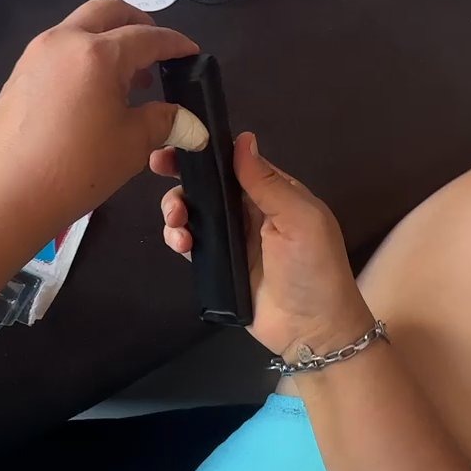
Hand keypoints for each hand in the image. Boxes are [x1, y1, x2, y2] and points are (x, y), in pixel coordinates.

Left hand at [0, 0, 197, 233]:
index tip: (192, 52)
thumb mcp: (132, 144)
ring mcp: (36, 54)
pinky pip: (61, 49)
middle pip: (109, 11)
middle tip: (157, 49)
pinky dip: (85, 56)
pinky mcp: (19, 74)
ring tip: (129, 77)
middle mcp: (64, 40)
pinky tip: (94, 93)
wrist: (0, 196)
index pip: (148, 36)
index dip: (175, 44)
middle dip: (138, 22)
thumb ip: (164, 120)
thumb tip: (186, 119)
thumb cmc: (75, 168)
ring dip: (109, 39)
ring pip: (80, 27)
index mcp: (98, 53)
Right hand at [153, 133, 375, 360]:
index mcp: (273, 191)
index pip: (235, 160)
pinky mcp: (217, 263)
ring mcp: (231, 237)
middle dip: (181, 173)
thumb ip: (268, 182)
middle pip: (208, 183)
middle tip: (157, 166)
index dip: (207, 149)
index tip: (179, 138)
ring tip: (176, 220)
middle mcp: (249, 209)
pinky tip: (181, 243)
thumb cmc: (314, 268)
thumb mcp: (300, 221)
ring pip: (193, 210)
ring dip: (176, 207)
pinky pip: (190, 241)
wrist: (312, 333)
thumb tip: (243, 138)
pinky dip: (177, 237)